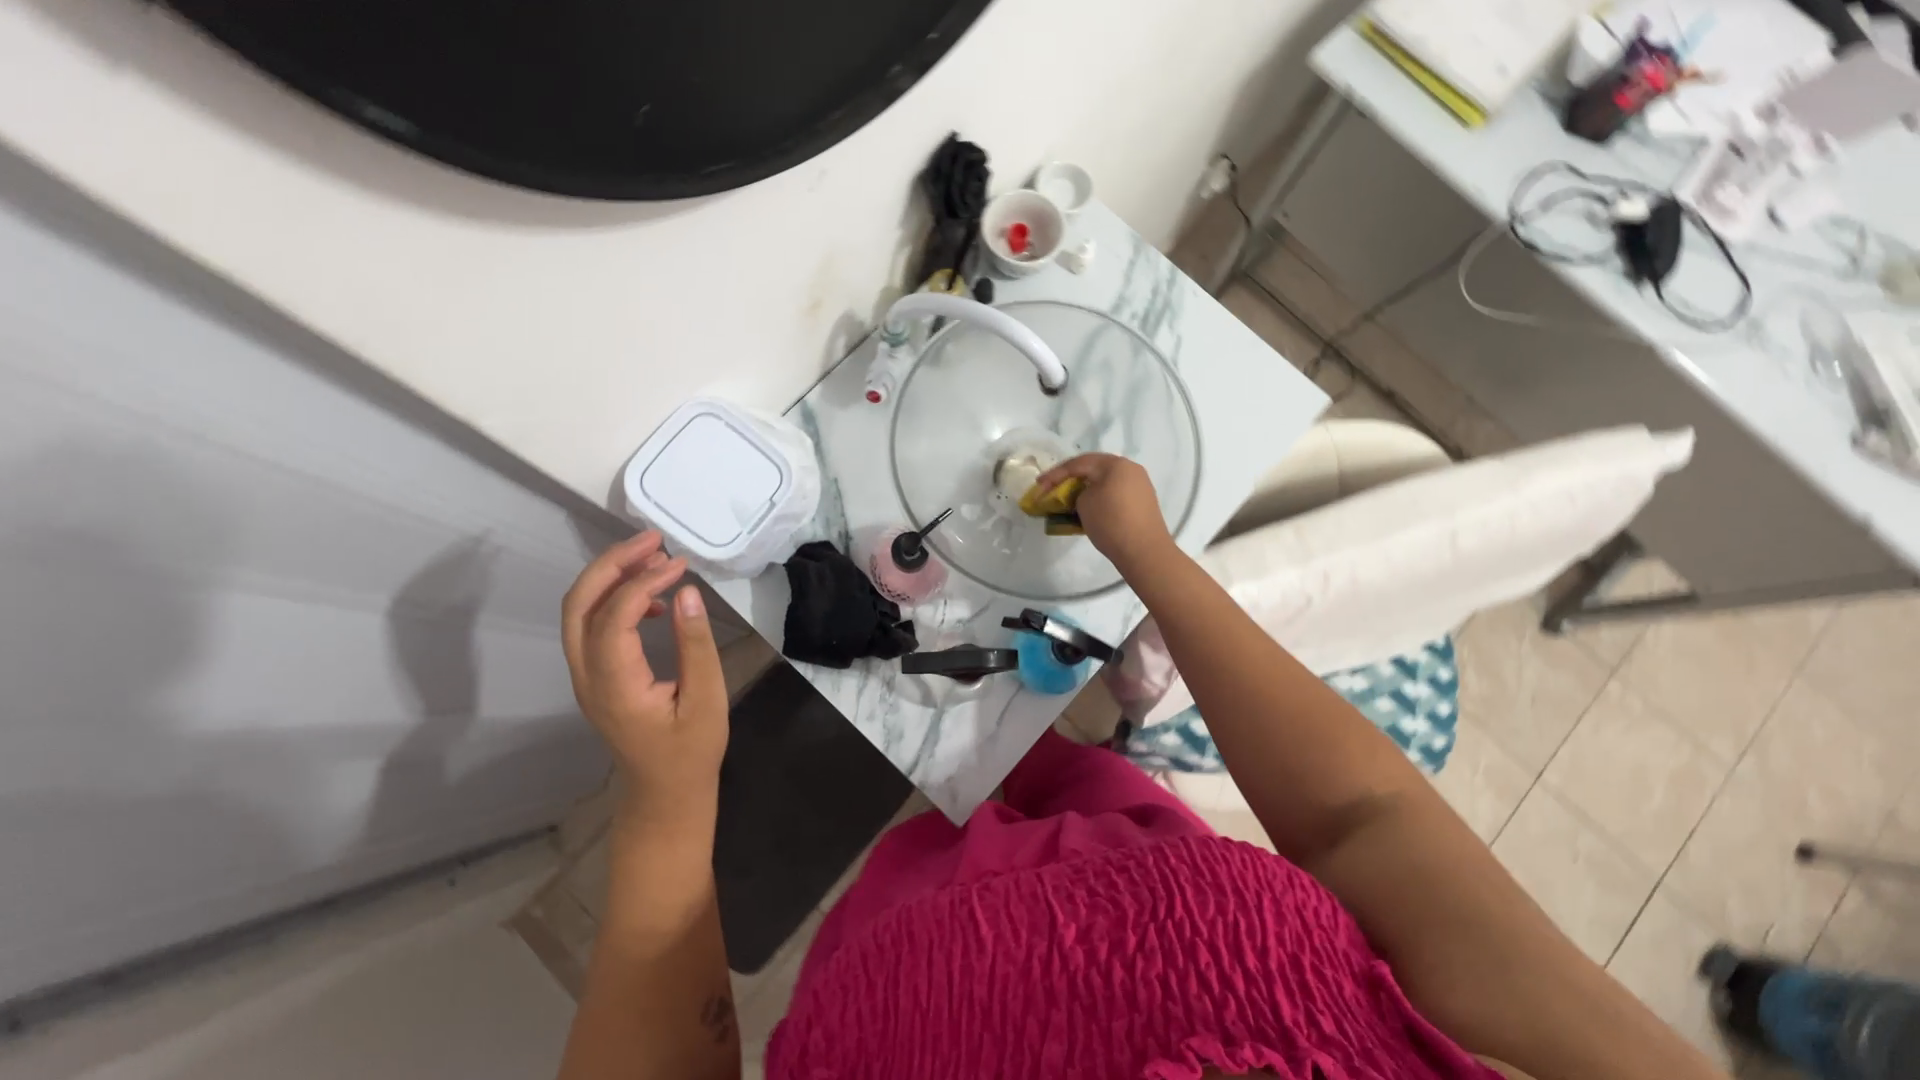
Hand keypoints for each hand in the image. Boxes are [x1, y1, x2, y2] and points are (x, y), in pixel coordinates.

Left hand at [561, 530, 727, 819]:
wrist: (665, 792)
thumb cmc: (691, 751)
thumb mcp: (707, 700)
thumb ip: (696, 645)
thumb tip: (686, 592)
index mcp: (615, 685)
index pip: (614, 617)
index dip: (643, 582)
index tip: (679, 565)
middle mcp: (587, 677)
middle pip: (579, 604)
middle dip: (611, 564)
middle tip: (653, 540)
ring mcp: (584, 677)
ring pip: (579, 611)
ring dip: (610, 577)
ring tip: (654, 558)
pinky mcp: (594, 676)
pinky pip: (590, 625)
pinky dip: (613, 599)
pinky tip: (652, 599)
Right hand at [1033, 453, 1175, 573]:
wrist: (1144, 551)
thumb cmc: (1111, 522)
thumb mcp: (1083, 504)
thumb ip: (1078, 493)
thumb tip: (1084, 495)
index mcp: (1115, 464)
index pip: (1078, 463)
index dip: (1055, 475)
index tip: (1038, 486)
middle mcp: (1130, 469)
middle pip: (1093, 470)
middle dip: (1071, 480)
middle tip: (1052, 490)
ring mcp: (1139, 485)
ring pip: (1104, 483)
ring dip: (1084, 491)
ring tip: (1068, 502)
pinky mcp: (1142, 503)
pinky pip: (1114, 494)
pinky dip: (1098, 499)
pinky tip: (1087, 510)